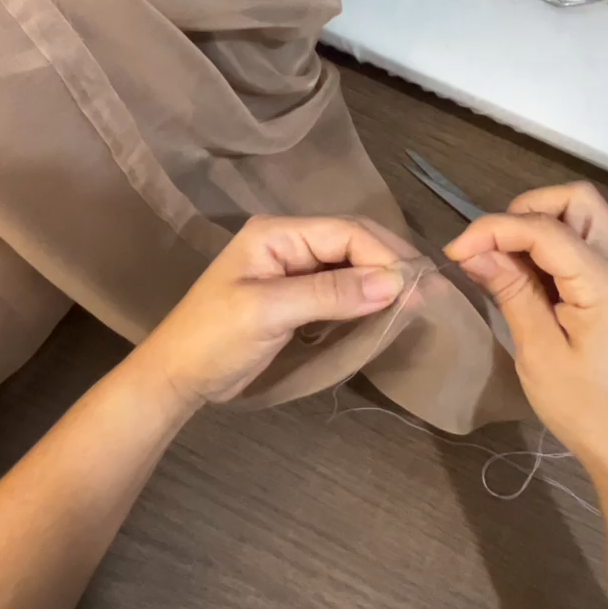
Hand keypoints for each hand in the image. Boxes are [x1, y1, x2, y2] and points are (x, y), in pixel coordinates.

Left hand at [128, 216, 412, 406]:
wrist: (178, 377)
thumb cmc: (214, 339)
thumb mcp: (269, 312)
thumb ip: (331, 293)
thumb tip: (395, 281)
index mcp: (276, 233)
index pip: (344, 231)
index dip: (383, 254)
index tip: (417, 286)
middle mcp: (287, 243)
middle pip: (351, 242)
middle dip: (389, 264)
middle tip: (429, 294)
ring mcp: (291, 269)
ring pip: (349, 264)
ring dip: (381, 281)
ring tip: (417, 302)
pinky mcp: (295, 296)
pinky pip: (339, 287)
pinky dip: (364, 297)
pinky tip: (386, 309)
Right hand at [443, 183, 607, 482]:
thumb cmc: (584, 407)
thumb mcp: (537, 350)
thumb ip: (509, 290)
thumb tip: (473, 250)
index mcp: (606, 283)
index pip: (544, 228)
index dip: (493, 229)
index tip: (455, 251)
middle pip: (577, 200)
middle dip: (525, 211)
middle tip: (492, 247)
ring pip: (584, 216)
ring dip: (539, 225)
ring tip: (506, 263)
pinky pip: (586, 243)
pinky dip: (552, 245)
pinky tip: (528, 278)